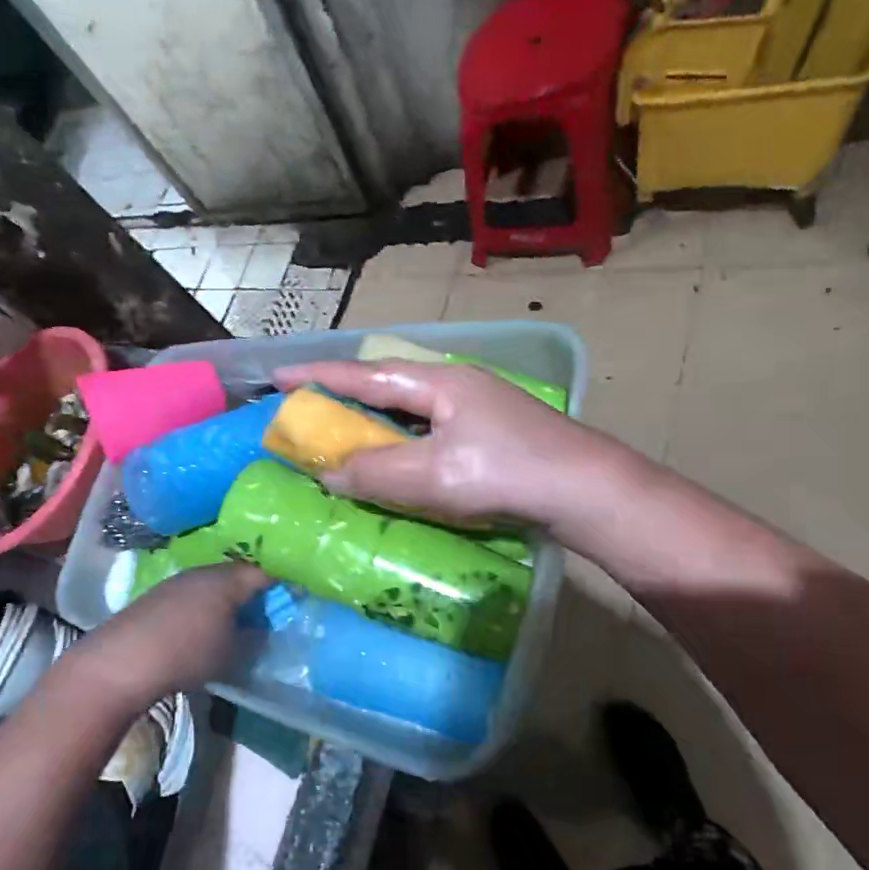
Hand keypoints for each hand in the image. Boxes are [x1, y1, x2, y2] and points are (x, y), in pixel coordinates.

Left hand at [44, 563, 270, 719]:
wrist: (123, 660)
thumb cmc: (187, 653)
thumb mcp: (231, 652)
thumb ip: (253, 637)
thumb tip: (263, 628)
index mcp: (227, 580)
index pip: (265, 571)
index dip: (283, 581)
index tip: (297, 594)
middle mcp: (202, 572)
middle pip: (237, 574)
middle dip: (255, 590)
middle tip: (271, 609)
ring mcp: (176, 582)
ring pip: (213, 584)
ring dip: (228, 598)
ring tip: (240, 620)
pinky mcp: (157, 597)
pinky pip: (193, 595)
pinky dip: (206, 606)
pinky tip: (205, 626)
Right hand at [272, 359, 655, 556]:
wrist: (590, 493)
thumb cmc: (509, 475)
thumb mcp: (433, 476)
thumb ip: (374, 473)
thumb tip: (327, 473)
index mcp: (439, 383)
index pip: (365, 376)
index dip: (318, 376)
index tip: (277, 378)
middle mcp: (454, 387)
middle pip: (384, 386)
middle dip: (341, 396)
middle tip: (305, 411)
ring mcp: (474, 410)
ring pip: (406, 409)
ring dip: (369, 420)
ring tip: (339, 434)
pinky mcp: (486, 435)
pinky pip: (424, 430)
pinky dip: (395, 440)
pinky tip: (390, 457)